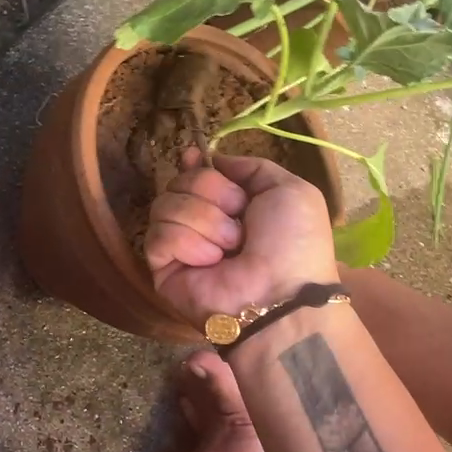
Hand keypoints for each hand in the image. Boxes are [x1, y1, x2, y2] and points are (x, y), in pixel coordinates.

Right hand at [144, 150, 338, 322]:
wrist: (278, 294)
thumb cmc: (292, 243)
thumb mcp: (291, 191)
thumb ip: (254, 167)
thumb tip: (212, 160)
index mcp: (232, 205)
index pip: (196, 173)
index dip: (194, 165)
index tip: (194, 157)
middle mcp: (202, 222)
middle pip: (180, 182)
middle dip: (213, 194)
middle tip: (238, 220)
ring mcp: (179, 244)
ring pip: (165, 205)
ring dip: (205, 221)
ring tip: (229, 248)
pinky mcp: (161, 266)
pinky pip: (159, 235)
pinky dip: (188, 244)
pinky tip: (210, 262)